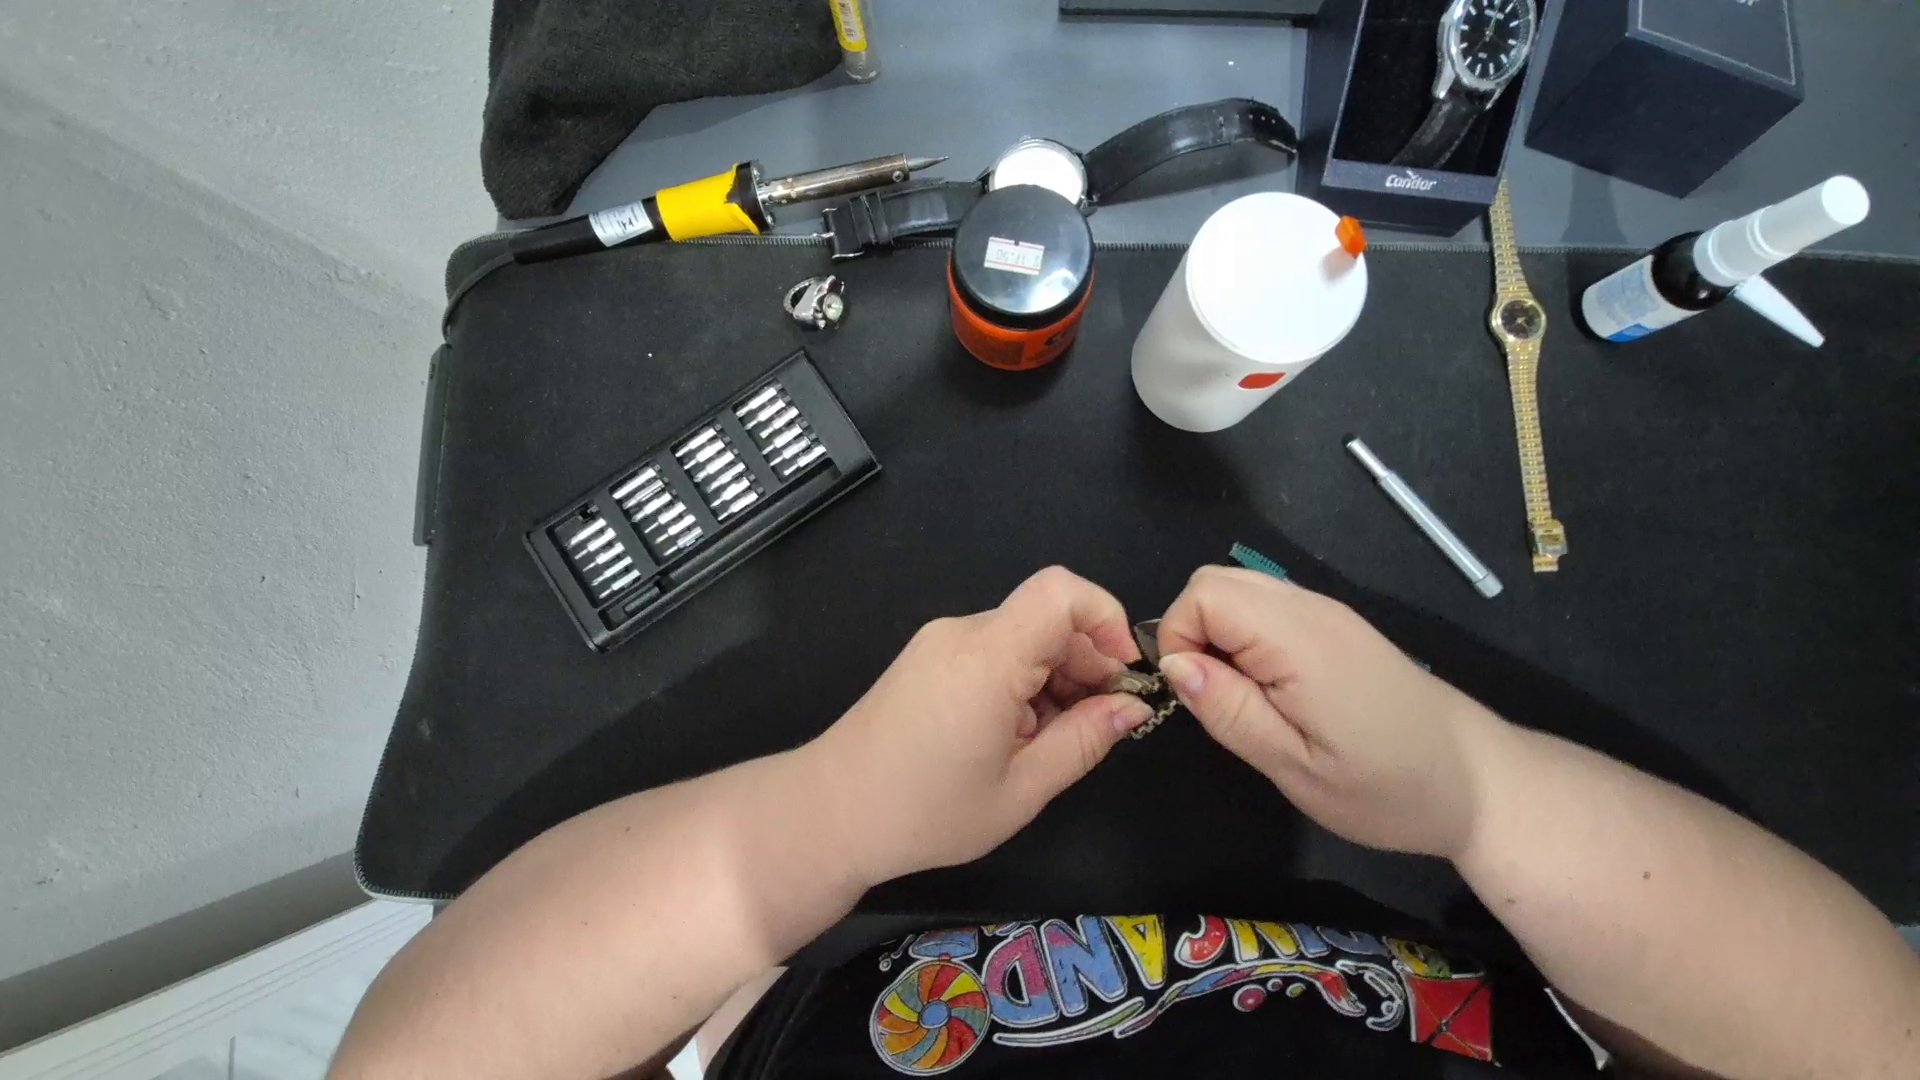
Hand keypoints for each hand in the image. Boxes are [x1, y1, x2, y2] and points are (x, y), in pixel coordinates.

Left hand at [806, 567, 1155, 886]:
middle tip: (1096, 726)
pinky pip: (993, 650)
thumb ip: (1085, 741)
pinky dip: (1021, 681)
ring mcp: (940, 641)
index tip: (1123, 672)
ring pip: (1023, 636)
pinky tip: (1014, 735)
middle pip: (1046, 618)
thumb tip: (1133, 706)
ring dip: (1053, 678)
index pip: (1061, 591)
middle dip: (1086, 663)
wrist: (831, 811)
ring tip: (1047, 742)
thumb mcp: (1021, 790)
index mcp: (987, 656)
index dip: (1106, 617)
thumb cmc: (927, 812)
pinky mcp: (928, 655)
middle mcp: (962, 632)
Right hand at [1155, 566, 1495, 859]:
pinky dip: (1243, 634)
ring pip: (1237, 587)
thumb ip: (1229, 710)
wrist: (1480, 782)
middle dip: (1192, 631)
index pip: (1204, 595)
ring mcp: (1325, 610)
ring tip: (1243, 694)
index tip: (1199, 694)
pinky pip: (1264, 604)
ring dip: (1217, 633)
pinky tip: (1269, 684)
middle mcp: (1310, 607)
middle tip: (1217, 695)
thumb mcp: (1294, 767)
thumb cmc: (1386, 788)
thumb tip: (1171, 664)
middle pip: (1214, 580)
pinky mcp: (1334, 622)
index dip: (1180, 638)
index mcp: (1300, 639)